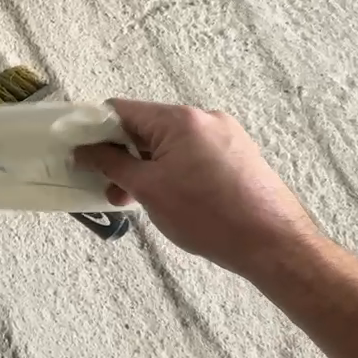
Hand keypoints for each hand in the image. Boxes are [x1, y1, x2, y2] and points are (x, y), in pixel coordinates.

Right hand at [73, 100, 319, 277]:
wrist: (277, 247)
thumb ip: (109, 163)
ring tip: (134, 198)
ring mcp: (225, 136)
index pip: (120, 110)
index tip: (81, 153)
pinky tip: (165, 197)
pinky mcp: (238, 155)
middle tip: (108, 185)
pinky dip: (169, 170)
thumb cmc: (209, 216)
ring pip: (167, 143)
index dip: (94, 130)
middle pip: (144, 126)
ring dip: (143, 166)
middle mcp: (204, 119)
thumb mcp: (146, 188)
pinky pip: (190, 154)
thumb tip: (85, 151)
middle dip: (120, 154)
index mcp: (180, 119)